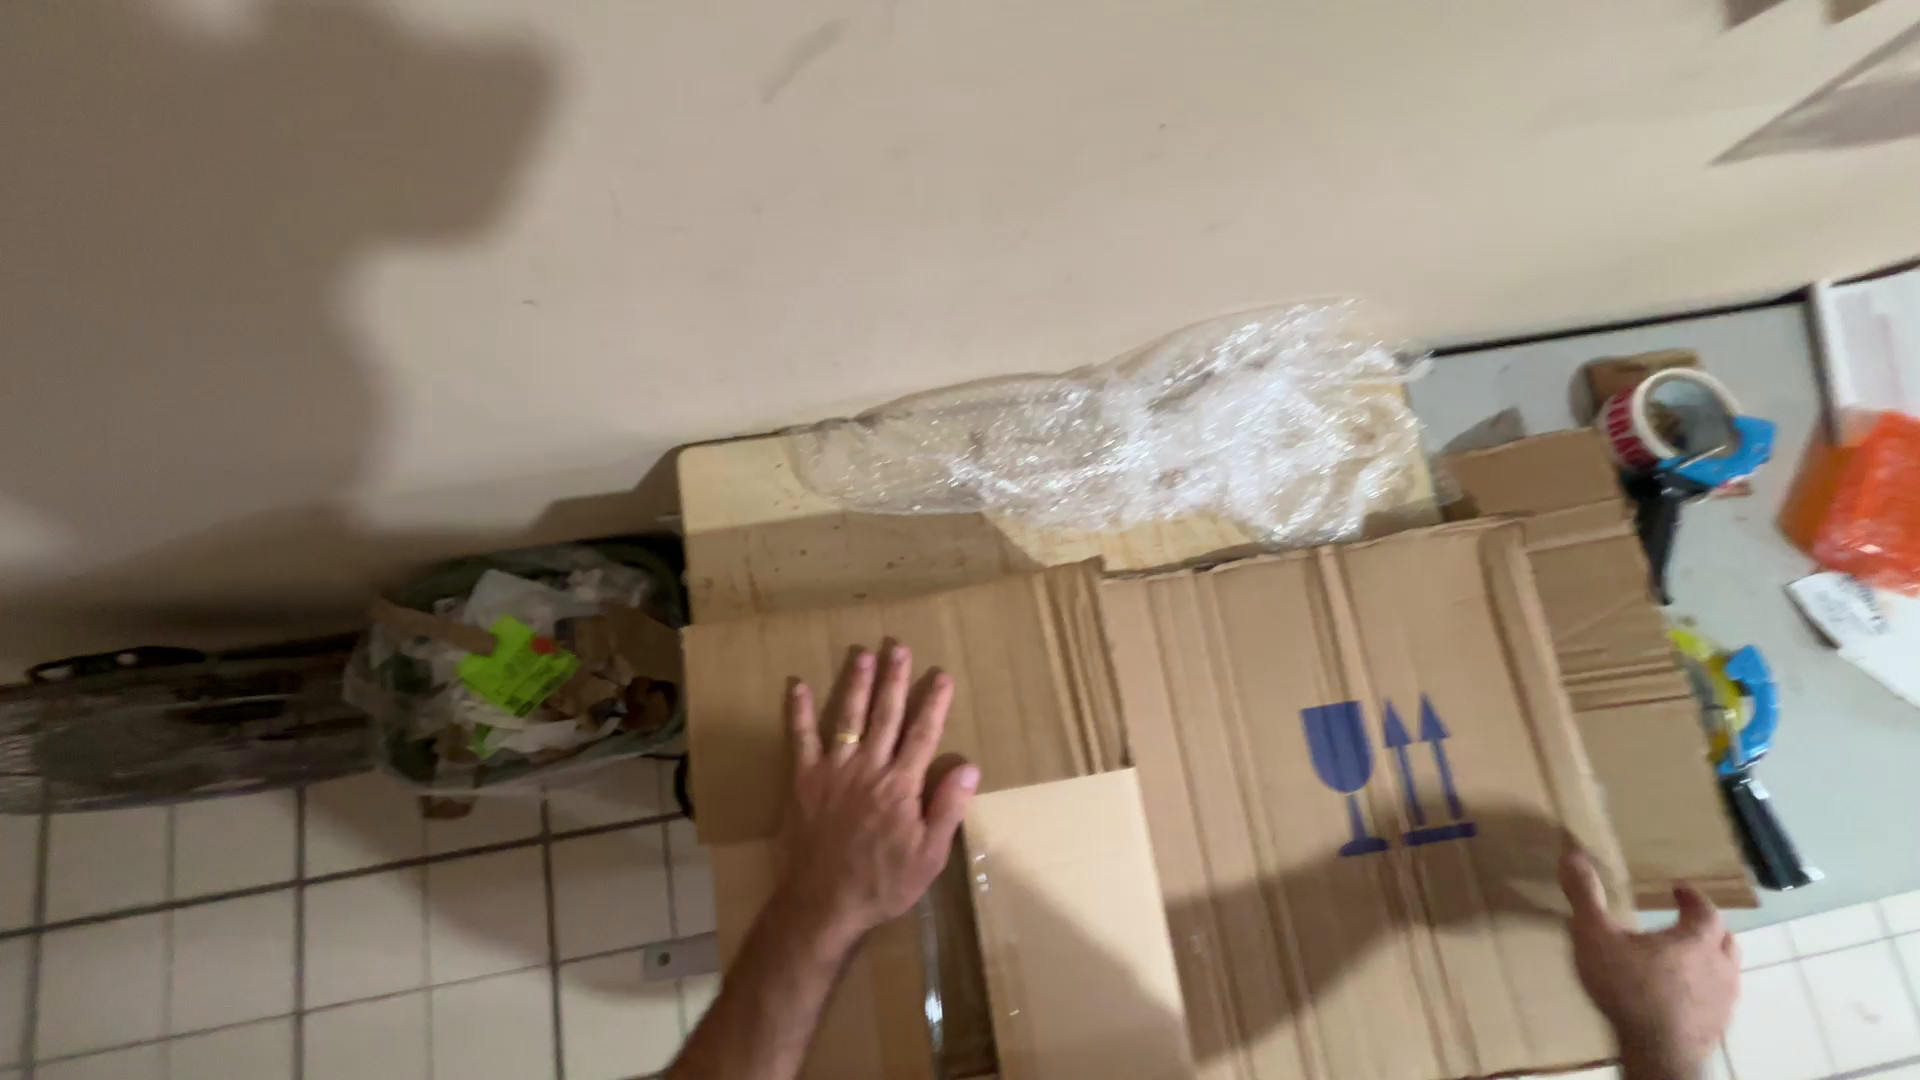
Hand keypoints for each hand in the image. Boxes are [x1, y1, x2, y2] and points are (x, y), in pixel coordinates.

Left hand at [769, 644, 979, 949]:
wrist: (822, 905)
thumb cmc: (882, 883)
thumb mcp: (929, 856)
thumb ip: (948, 808)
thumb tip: (969, 766)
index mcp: (902, 784)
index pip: (923, 733)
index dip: (934, 703)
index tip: (941, 675)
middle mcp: (869, 767)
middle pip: (886, 714)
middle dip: (895, 679)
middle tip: (899, 647)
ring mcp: (833, 770)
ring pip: (848, 716)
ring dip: (856, 683)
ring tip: (862, 653)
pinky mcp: (803, 779)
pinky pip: (800, 738)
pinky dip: (798, 711)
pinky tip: (796, 685)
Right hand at [1559, 849, 1739, 1079]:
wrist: (1657, 1051)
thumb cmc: (1627, 986)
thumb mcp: (1594, 934)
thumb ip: (1584, 895)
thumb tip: (1572, 852)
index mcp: (1695, 942)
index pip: (1706, 912)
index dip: (1693, 897)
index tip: (1678, 887)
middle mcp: (1720, 969)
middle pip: (1725, 941)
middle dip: (1707, 927)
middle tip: (1685, 919)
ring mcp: (1724, 1001)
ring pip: (1726, 971)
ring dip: (1708, 958)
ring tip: (1680, 955)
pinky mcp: (1717, 1026)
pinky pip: (1717, 997)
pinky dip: (1702, 986)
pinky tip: (1677, 992)